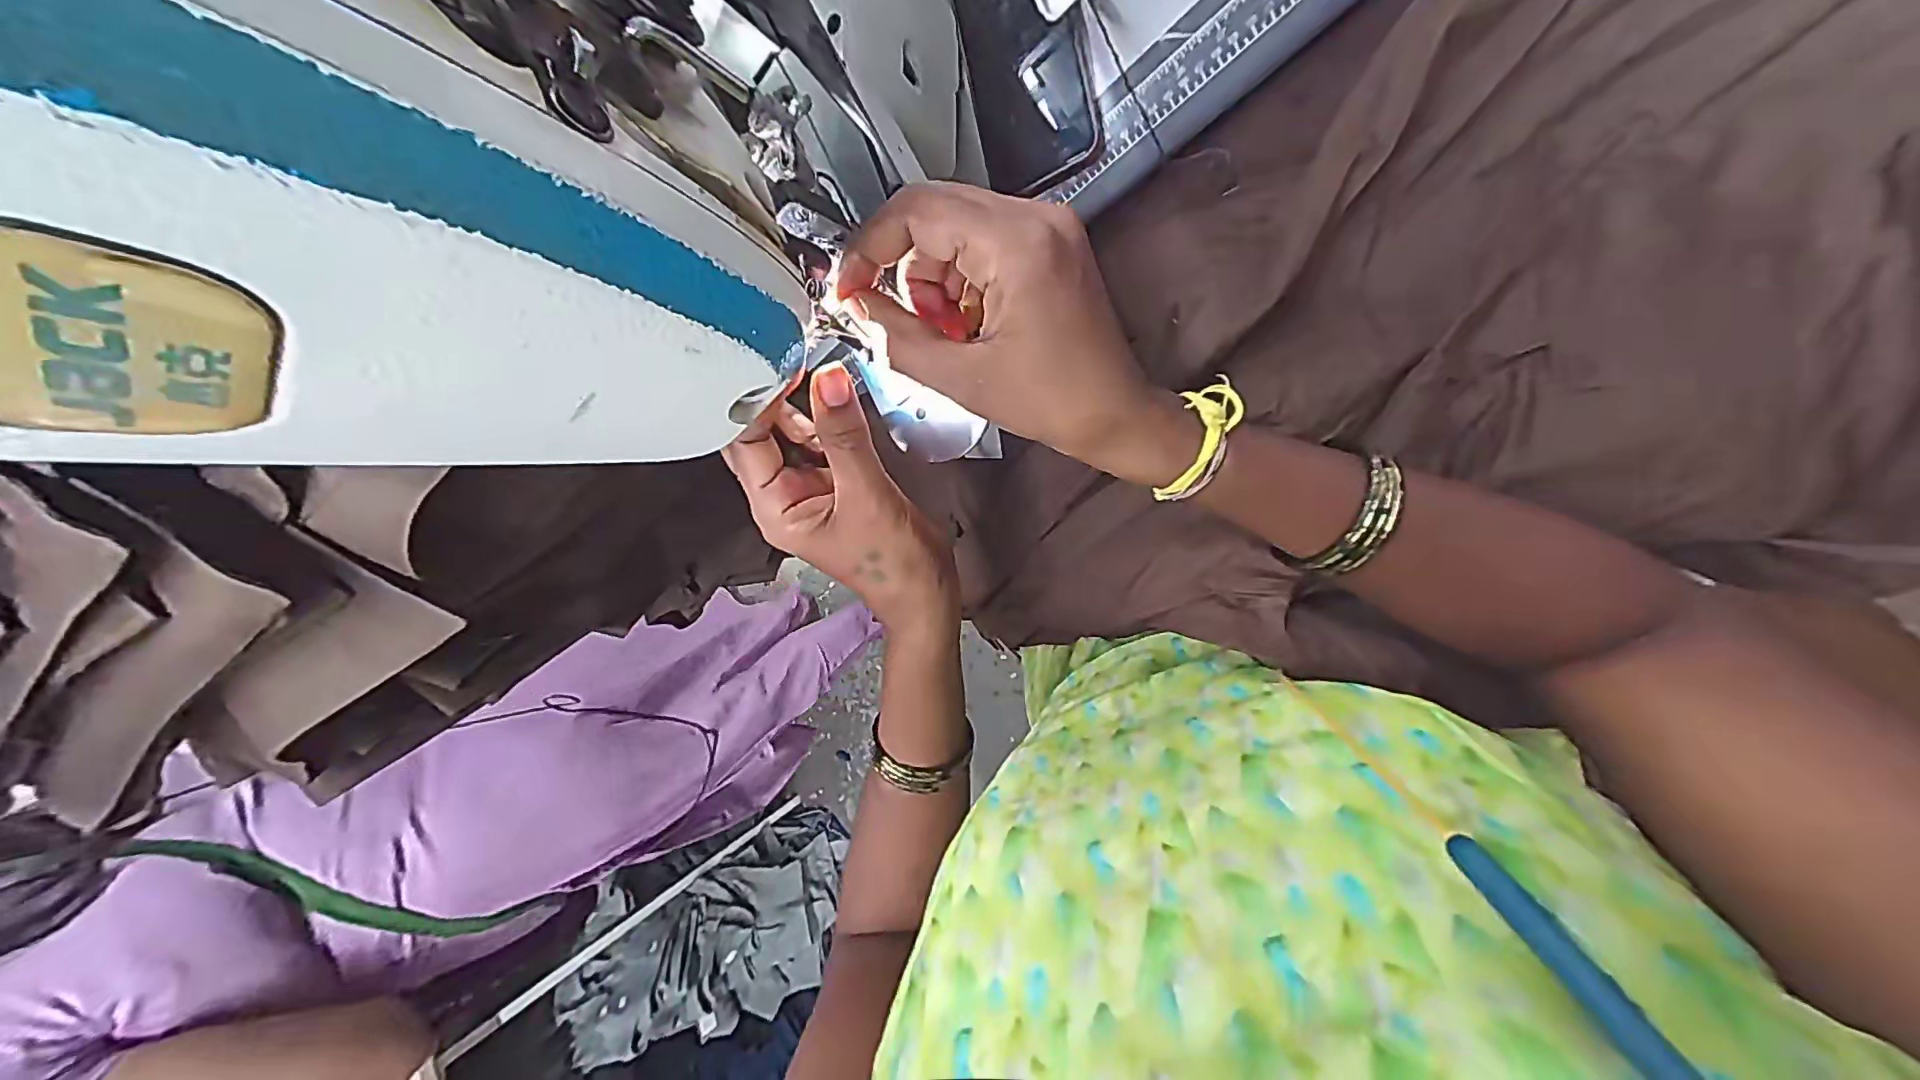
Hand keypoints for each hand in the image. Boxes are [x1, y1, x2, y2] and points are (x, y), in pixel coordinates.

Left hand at [722, 363, 959, 635]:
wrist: (925, 588)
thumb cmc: (890, 563)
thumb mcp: (865, 495)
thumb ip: (844, 435)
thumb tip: (829, 380)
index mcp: (774, 508)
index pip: (746, 442)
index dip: (757, 403)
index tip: (779, 367)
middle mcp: (783, 496)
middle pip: (764, 435)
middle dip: (780, 400)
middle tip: (802, 365)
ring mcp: (809, 487)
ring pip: (794, 434)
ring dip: (808, 408)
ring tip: (829, 385)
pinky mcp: (834, 480)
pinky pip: (822, 440)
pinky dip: (830, 420)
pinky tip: (841, 406)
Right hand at [831, 182, 1199, 486]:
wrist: (1113, 413)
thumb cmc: (1059, 401)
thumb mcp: (960, 377)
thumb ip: (894, 335)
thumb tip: (858, 304)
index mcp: (1019, 244)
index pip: (915, 210)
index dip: (869, 248)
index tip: (850, 285)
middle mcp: (1037, 219)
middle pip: (932, 212)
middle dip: (904, 268)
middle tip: (902, 317)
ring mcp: (1047, 227)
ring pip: (953, 227)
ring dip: (934, 278)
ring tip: (951, 332)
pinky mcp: (1048, 242)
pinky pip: (981, 242)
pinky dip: (961, 280)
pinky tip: (971, 323)